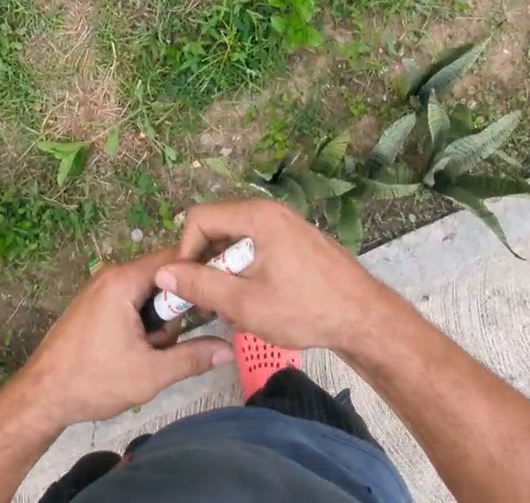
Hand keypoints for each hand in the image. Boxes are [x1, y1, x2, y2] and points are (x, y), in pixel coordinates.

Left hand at [13, 248, 234, 429]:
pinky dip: (139, 321)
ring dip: (155, 320)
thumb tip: (229, 351)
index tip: (215, 298)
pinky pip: (130, 299)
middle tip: (164, 344)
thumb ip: (193, 358)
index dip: (199, 275)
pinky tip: (130, 349)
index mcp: (124, 279)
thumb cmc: (94, 381)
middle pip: (162, 277)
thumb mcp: (150, 374)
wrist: (41, 397)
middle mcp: (112, 273)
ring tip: (143, 353)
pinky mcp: (94, 301)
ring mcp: (100, 286)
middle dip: (172, 310)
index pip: (175, 258)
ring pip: (147, 292)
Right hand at [154, 199, 408, 354]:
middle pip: (218, 228)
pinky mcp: (297, 241)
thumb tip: (164, 274)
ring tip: (238, 307)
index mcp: (257, 216)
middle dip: (208, 265)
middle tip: (212, 302)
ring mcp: (286, 224)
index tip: (188, 287)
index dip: (185, 252)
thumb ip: (201, 287)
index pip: (199, 218)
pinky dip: (248, 271)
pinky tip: (260, 302)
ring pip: (237, 241)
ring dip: (228, 272)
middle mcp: (270, 211)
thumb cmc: (305, 309)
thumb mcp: (245, 304)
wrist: (365, 319)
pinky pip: (257, 247)